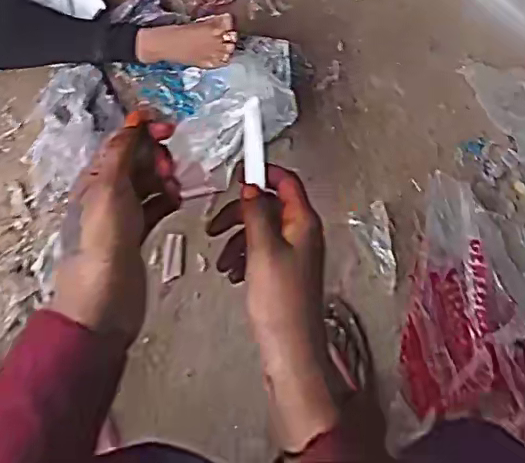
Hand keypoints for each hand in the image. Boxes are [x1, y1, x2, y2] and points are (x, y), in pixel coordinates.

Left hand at [51, 112, 182, 343]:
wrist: (102, 305)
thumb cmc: (100, 246)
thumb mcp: (108, 188)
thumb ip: (122, 151)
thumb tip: (133, 121)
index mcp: (94, 177)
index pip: (121, 140)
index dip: (144, 129)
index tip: (168, 129)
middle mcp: (107, 192)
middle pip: (138, 158)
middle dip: (157, 155)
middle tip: (168, 168)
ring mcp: (122, 213)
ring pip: (149, 180)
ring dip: (166, 176)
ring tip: (175, 187)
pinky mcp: (137, 232)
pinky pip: (156, 204)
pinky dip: (168, 198)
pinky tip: (176, 201)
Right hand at [207, 165, 338, 451]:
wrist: (291, 354)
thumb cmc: (282, 307)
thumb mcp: (262, 249)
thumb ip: (256, 212)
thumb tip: (251, 187)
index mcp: (304, 222)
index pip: (286, 180)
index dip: (263, 172)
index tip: (241, 171)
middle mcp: (304, 233)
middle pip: (270, 204)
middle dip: (242, 211)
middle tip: (219, 222)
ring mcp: (296, 252)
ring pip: (263, 227)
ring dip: (239, 235)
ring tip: (224, 256)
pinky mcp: (286, 271)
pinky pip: (263, 248)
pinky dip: (244, 253)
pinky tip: (234, 270)